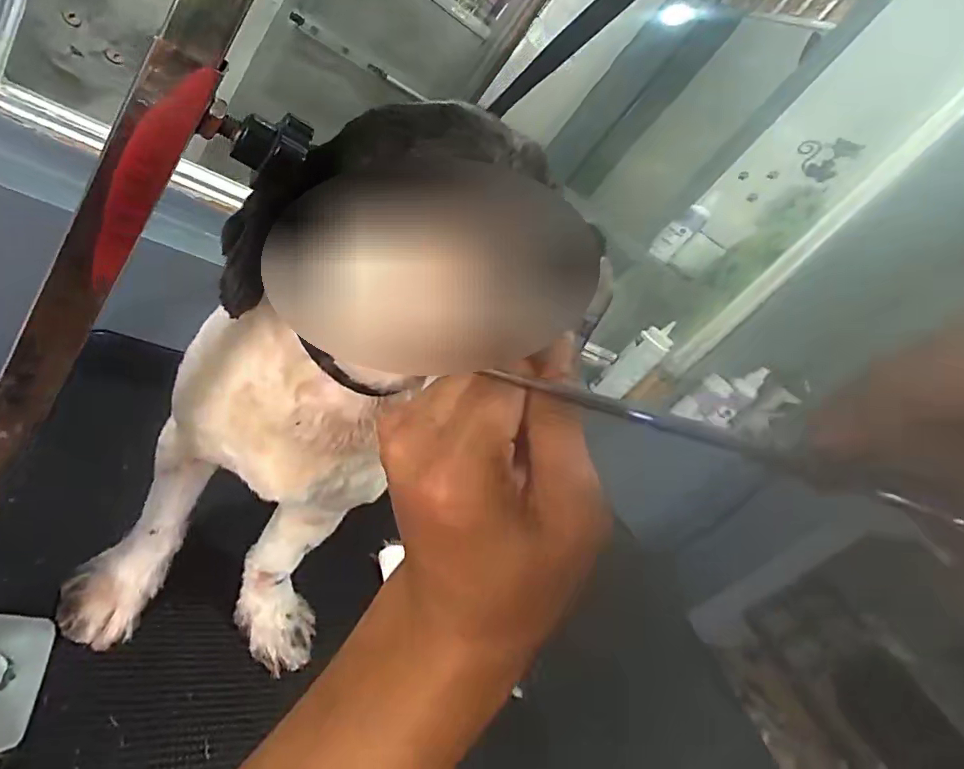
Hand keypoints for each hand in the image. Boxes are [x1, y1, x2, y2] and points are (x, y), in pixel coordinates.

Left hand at [378, 336, 611, 661]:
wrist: (454, 618)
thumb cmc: (526, 578)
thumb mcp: (572, 510)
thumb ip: (560, 421)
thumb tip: (554, 346)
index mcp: (459, 468)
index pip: (503, 370)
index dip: (538, 355)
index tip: (564, 355)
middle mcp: (413, 437)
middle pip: (478, 362)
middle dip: (519, 367)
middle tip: (546, 406)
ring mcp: (395, 430)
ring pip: (461, 366)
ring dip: (497, 383)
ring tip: (518, 428)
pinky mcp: (391, 428)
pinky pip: (444, 382)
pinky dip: (474, 392)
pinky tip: (491, 427)